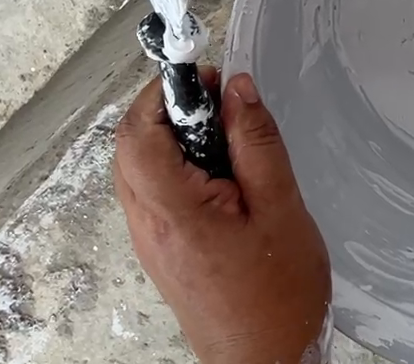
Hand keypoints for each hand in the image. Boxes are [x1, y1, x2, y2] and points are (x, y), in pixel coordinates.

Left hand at [114, 72, 330, 363]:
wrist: (267, 359)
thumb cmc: (279, 290)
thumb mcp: (281, 204)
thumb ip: (256, 141)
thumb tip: (236, 87)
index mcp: (173, 213)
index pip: (139, 134)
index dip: (166, 93)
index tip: (209, 77)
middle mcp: (149, 224)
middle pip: (132, 146)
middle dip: (170, 108)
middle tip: (223, 100)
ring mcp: (152, 239)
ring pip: (142, 165)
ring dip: (177, 134)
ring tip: (230, 130)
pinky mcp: (165, 247)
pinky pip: (157, 188)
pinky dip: (182, 161)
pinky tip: (225, 167)